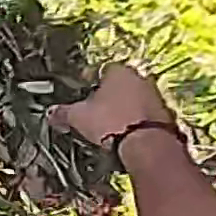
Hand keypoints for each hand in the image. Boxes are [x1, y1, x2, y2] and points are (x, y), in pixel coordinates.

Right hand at [51, 64, 173, 147]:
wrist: (146, 144)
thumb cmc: (111, 122)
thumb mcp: (78, 117)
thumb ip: (63, 113)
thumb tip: (51, 114)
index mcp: (118, 71)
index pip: (100, 71)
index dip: (88, 84)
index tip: (81, 97)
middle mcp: (140, 78)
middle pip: (119, 85)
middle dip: (107, 98)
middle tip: (93, 114)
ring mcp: (155, 96)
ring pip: (133, 100)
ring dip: (122, 111)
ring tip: (109, 129)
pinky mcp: (165, 114)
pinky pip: (144, 115)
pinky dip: (135, 123)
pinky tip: (125, 136)